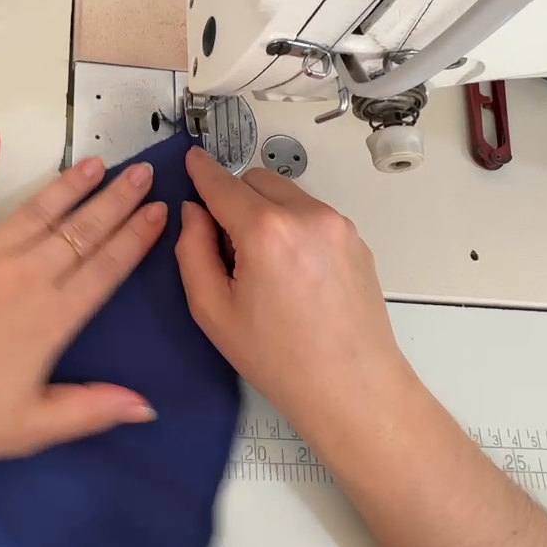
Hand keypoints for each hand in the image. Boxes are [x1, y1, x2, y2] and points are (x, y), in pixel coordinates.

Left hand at [0, 128, 164, 462]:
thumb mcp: (31, 427)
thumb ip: (91, 410)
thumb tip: (147, 406)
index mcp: (52, 317)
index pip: (106, 268)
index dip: (137, 238)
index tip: (160, 211)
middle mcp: (26, 276)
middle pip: (82, 231)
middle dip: (117, 200)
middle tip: (142, 171)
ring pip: (39, 210)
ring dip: (70, 184)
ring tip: (96, 161)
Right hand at [174, 146, 408, 430]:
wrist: (352, 388)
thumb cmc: (278, 357)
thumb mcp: (212, 310)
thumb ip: (192, 250)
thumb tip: (194, 213)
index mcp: (266, 231)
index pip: (223, 183)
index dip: (202, 170)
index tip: (191, 159)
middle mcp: (306, 215)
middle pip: (256, 179)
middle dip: (235, 199)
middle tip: (229, 246)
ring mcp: (337, 224)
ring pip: (285, 194)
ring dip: (265, 210)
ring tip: (265, 265)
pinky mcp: (355, 238)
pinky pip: (311, 213)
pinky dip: (292, 225)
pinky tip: (293, 273)